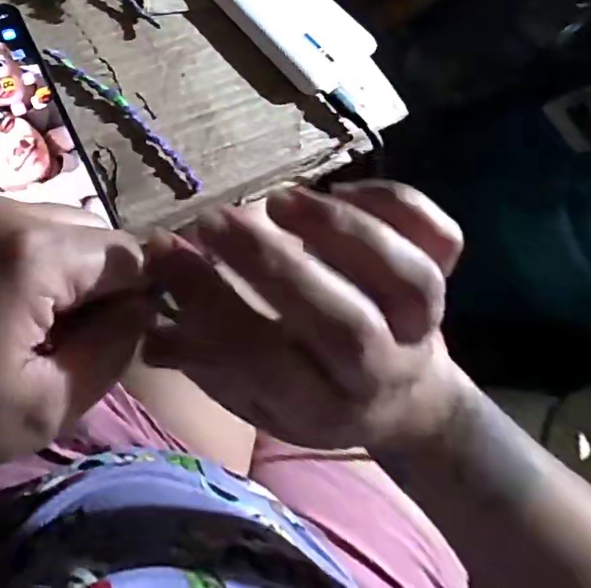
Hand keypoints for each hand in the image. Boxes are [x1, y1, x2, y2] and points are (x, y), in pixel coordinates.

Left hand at [0, 197, 150, 507]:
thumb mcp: (43, 406)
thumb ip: (111, 351)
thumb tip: (138, 310)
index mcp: (34, 251)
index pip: (129, 255)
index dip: (136, 301)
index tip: (112, 347)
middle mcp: (12, 210)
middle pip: (97, 234)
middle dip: (103, 286)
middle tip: (72, 343)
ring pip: (65, 228)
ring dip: (72, 273)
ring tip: (41, 329)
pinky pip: (28, 229)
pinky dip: (40, 262)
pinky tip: (11, 309)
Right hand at [143, 183, 472, 452]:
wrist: (403, 400)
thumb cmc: (306, 390)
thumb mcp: (250, 395)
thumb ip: (201, 357)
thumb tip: (145, 323)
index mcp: (322, 403)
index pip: (264, 359)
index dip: (208, 302)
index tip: (162, 248)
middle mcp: (379, 368)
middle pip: (343, 324)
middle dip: (271, 265)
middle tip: (214, 219)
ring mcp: (423, 323)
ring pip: (409, 281)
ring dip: (341, 231)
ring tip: (277, 198)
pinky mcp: (446, 278)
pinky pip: (443, 238)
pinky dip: (397, 204)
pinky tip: (339, 187)